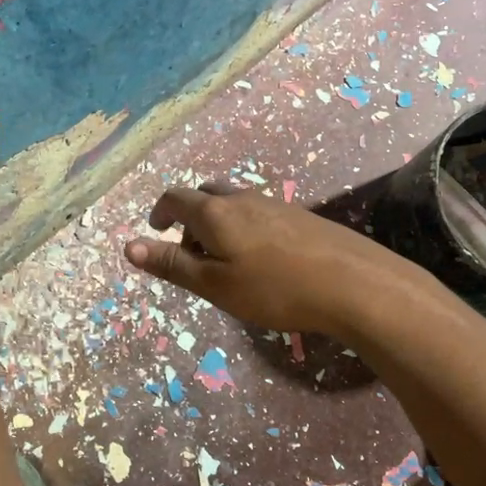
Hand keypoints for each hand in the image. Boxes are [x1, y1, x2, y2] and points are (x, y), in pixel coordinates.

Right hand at [123, 184, 429, 333]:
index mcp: (214, 212)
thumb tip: (128, 247)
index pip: (174, 198)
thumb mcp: (215, 285)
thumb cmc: (275, 289)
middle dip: (188, 218)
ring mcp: (275, 205)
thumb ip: (172, 265)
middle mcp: (241, 199)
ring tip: (224, 262)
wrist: (356, 284)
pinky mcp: (301, 218)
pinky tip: (262, 263)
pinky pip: (258, 215)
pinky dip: (244, 230)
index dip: (159, 213)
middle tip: (189, 252)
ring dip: (217, 225)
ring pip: (233, 205)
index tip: (156, 232)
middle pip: (204, 196)